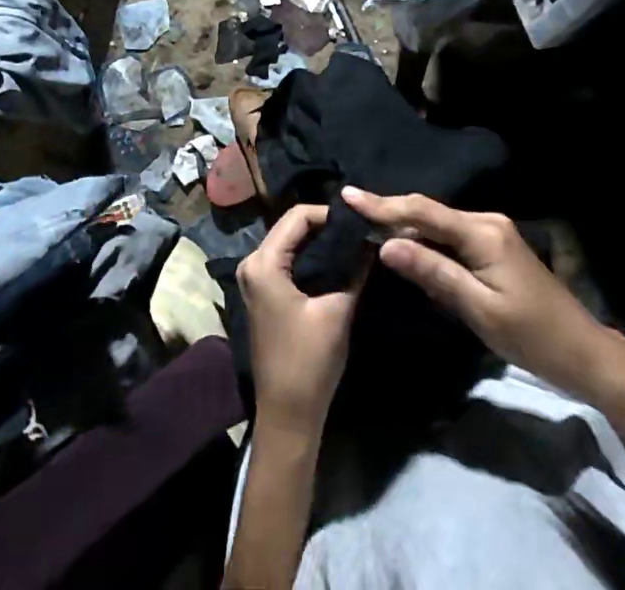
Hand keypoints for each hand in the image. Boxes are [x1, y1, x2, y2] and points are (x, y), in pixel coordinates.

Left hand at [237, 204, 367, 433]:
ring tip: (355, 242)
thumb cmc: (309, 359)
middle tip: (361, 229)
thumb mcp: (338, 310)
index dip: (330, 213)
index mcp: (263, 263)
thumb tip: (371, 241)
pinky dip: (311, 257)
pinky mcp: (264, 293)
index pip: (297, 216)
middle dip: (326, 225)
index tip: (361, 219)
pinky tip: (338, 261)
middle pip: (291, 227)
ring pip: (290, 243)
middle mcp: (252, 264)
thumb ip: (354, 270)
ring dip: (320, 241)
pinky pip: (287, 261)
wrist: (288, 412)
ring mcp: (255, 279)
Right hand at [343, 188, 624, 400]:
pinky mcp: (493, 247)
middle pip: (428, 212)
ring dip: (404, 224)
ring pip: (437, 223)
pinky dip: (423, 238)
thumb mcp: (479, 308)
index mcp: (483, 233)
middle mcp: (487, 222)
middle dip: (388, 210)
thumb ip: (434, 272)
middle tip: (349, 208)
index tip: (348, 195)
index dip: (382, 204)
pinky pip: (449, 235)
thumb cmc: (531, 335)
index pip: (422, 212)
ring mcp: (492, 232)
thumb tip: (387, 245)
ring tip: (364, 223)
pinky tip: (402, 243)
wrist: (582, 350)